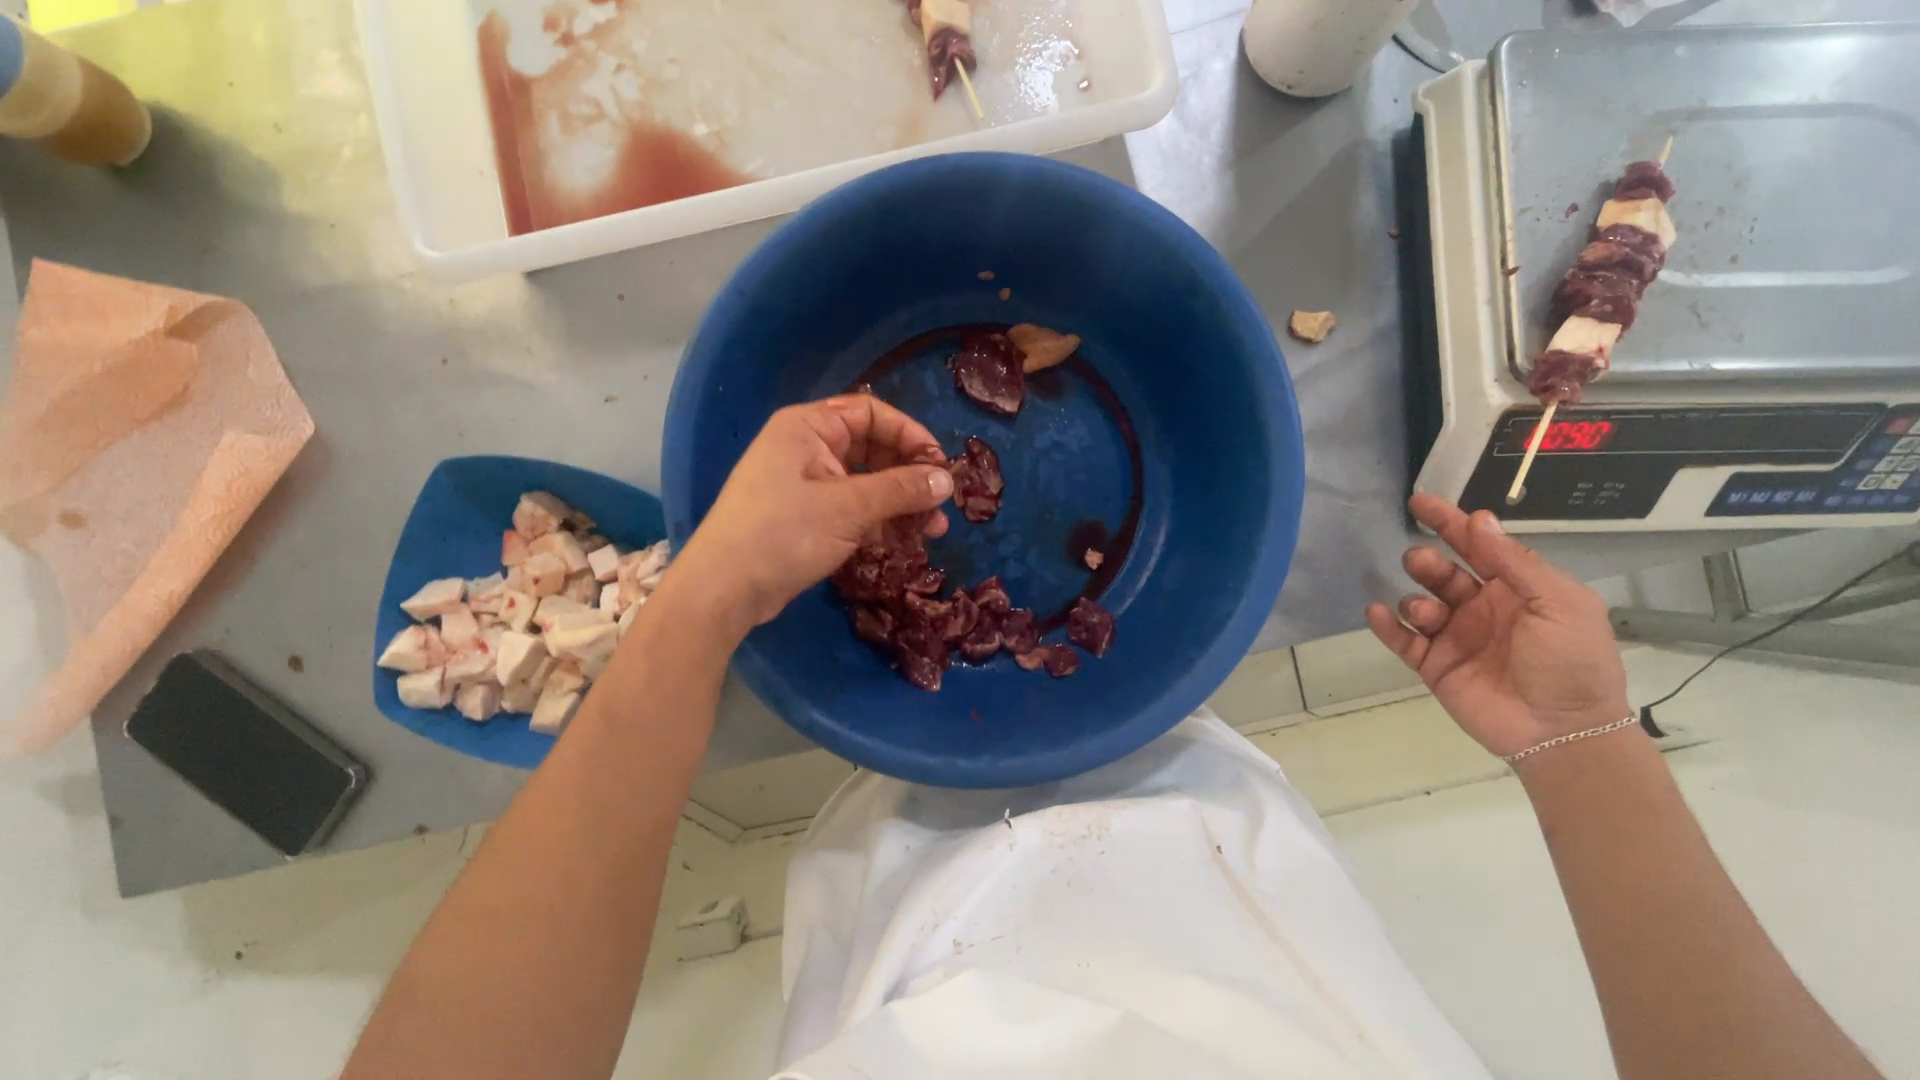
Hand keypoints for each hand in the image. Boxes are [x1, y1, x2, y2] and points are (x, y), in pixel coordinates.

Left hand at [671, 395, 953, 634]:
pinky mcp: (805, 518)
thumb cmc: (783, 534)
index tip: (940, 466)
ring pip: (866, 483)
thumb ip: (901, 490)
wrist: (724, 589)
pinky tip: (903, 544)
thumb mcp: (848, 508)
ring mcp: (805, 484)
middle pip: (872, 449)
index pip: (872, 413)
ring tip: (932, 532)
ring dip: (900, 504)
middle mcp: (806, 447)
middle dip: (910, 476)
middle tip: (941, 505)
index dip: (910, 435)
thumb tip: (947, 480)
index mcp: (809, 427)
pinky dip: (878, 522)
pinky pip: (852, 509)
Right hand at [1365, 494, 1630, 758]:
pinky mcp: (1434, 665)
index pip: (1478, 546)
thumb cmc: (1572, 662)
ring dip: (1416, 598)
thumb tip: (1478, 520)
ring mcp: (1456, 637)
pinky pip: (1402, 639)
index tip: (1419, 502)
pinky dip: (1386, 625)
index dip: (1450, 522)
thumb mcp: (1559, 603)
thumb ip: (1515, 563)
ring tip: (1427, 611)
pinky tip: (1376, 612)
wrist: (1562, 730)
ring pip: (1420, 603)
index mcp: (1516, 589)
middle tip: (1421, 562)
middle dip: (1427, 562)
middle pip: (1442, 572)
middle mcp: (1481, 608)